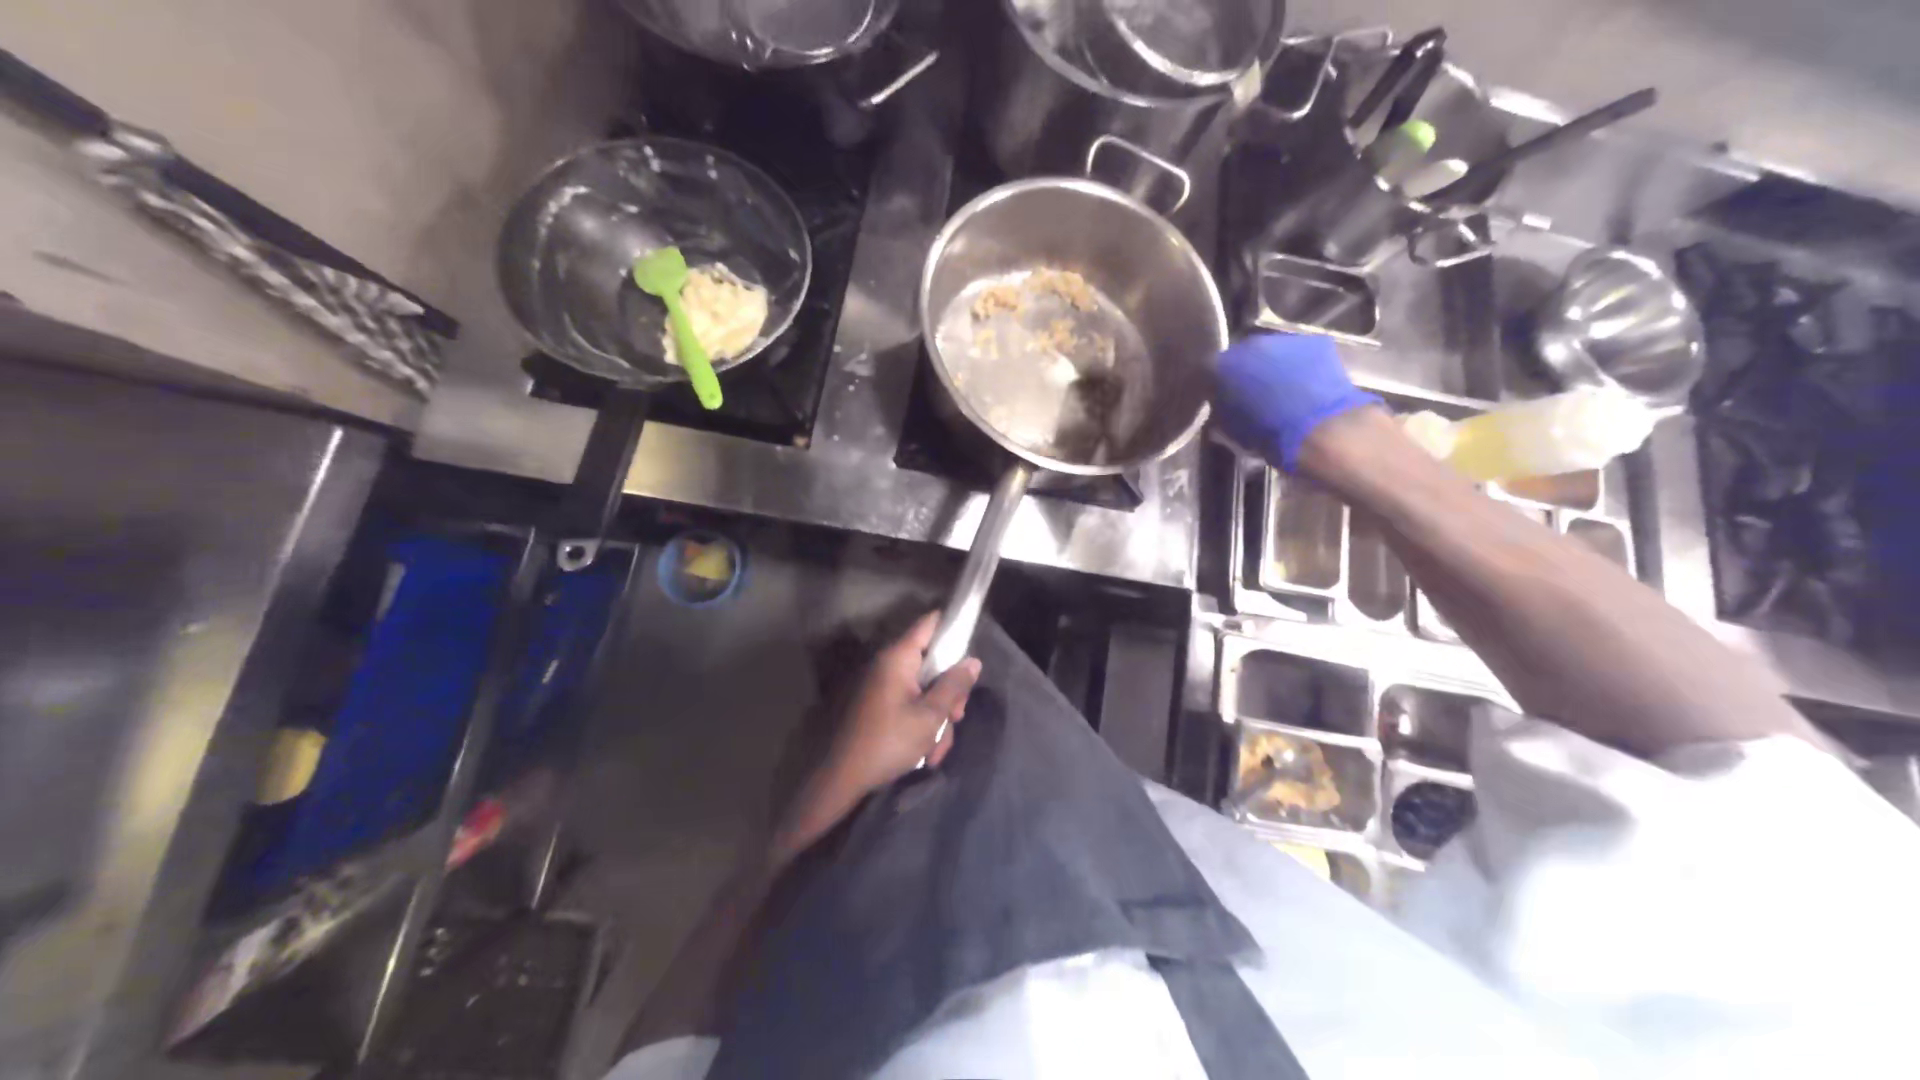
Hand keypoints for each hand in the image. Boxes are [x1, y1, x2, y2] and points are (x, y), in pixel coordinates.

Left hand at [770, 614, 981, 863]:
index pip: (930, 624)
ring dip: (937, 720)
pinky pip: (911, 706)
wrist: (844, 778)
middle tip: (956, 717)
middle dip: (949, 694)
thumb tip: (973, 661)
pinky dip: (922, 726)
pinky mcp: (881, 707)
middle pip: (933, 664)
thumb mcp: (930, 715)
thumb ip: (954, 686)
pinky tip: (925, 753)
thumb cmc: (889, 741)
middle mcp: (889, 666)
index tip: (973, 642)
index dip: (953, 627)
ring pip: (925, 692)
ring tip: (936, 750)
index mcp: (898, 659)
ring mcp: (884, 687)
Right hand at [1213, 333, 1380, 472]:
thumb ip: (1222, 412)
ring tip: (1282, 389)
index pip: (1208, 371)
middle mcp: (1248, 345)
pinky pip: (1299, 353)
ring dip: (1273, 366)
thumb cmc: (1268, 436)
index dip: (1214, 385)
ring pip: (1271, 352)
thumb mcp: (1232, 430)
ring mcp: (1283, 340)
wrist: (1319, 429)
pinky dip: (1300, 365)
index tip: (1219, 399)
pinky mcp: (1315, 342)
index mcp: (1220, 367)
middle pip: (1241, 356)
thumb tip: (1222, 408)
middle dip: (1245, 372)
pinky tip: (1306, 385)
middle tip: (1252, 393)